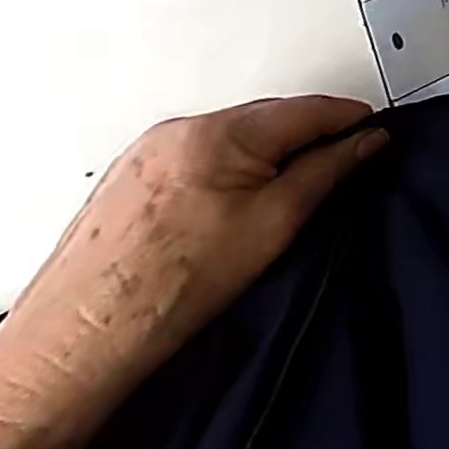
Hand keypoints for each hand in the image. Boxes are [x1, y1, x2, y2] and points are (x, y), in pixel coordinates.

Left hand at [0, 96, 387, 448]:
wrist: (77, 341)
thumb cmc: (165, 292)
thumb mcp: (274, 226)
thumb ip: (327, 171)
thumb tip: (364, 142)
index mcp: (219, 134)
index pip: (305, 108)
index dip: (347, 116)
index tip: (371, 126)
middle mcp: (182, 128)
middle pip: (270, 116)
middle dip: (309, 132)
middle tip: (340, 158)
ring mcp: (154, 147)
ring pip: (237, 132)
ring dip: (271, 148)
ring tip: (288, 186)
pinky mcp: (135, 168)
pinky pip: (203, 148)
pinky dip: (234, 161)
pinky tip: (237, 198)